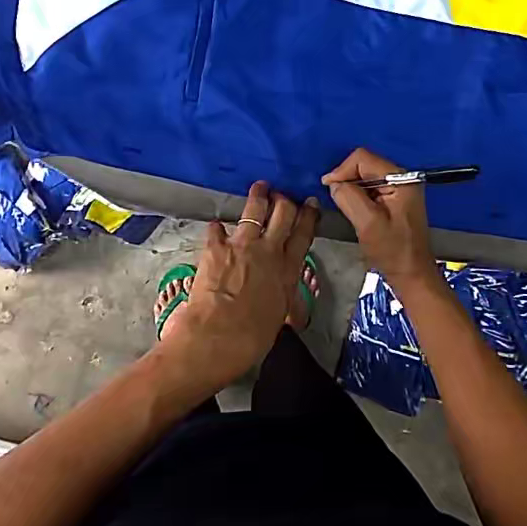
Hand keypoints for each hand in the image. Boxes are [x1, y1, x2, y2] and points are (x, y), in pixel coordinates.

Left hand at [162, 181, 318, 390]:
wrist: (217, 337)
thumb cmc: (252, 336)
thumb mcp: (280, 316)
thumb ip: (283, 298)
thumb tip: (283, 299)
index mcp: (288, 270)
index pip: (304, 234)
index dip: (309, 216)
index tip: (310, 203)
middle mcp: (269, 251)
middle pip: (283, 214)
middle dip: (285, 201)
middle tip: (284, 195)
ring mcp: (242, 246)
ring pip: (255, 211)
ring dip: (259, 197)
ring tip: (260, 187)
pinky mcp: (215, 248)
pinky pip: (217, 228)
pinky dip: (218, 227)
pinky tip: (216, 226)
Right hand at [323, 148, 437, 289]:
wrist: (412, 273)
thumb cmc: (393, 250)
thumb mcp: (368, 223)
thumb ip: (350, 197)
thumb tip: (334, 183)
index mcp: (401, 179)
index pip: (363, 158)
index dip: (342, 170)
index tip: (328, 188)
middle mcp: (403, 178)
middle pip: (366, 164)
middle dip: (347, 178)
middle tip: (334, 198)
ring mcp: (401, 189)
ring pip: (367, 176)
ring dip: (352, 188)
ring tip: (343, 205)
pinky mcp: (396, 200)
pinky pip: (372, 188)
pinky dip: (359, 195)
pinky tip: (354, 210)